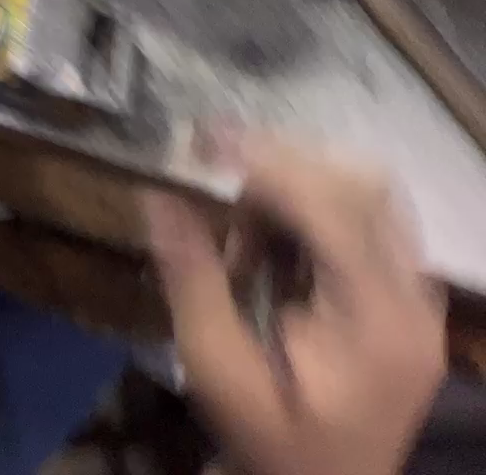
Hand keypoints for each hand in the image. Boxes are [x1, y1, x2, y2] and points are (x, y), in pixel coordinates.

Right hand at [145, 143, 446, 474]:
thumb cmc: (266, 431)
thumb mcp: (215, 363)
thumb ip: (193, 279)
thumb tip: (156, 198)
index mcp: (375, 321)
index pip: (333, 211)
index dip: (266, 162)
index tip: (199, 138)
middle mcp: (411, 300)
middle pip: (364, 189)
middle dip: (279, 160)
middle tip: (204, 154)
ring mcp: (412, 298)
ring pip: (366, 195)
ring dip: (290, 184)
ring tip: (232, 219)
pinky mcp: (396, 297)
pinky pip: (359, 220)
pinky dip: (301, 206)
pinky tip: (258, 234)